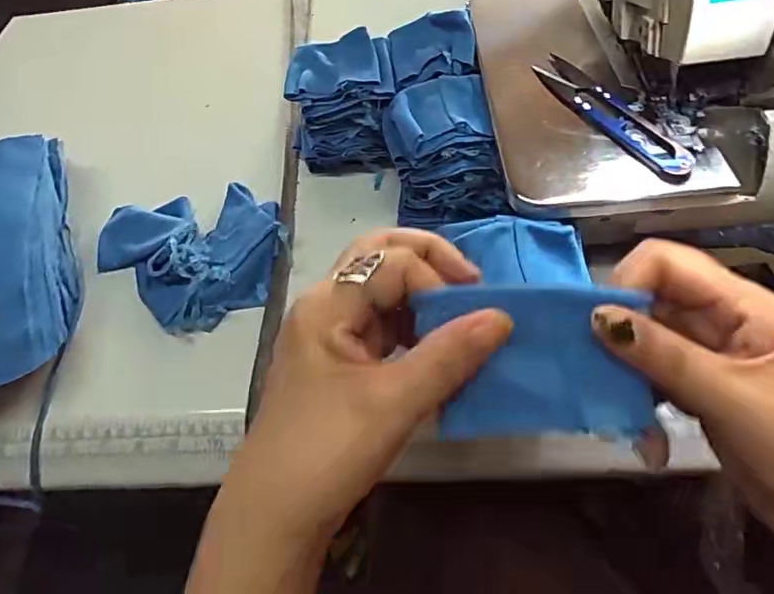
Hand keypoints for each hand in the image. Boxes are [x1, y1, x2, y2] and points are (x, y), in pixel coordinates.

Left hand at [188, 230, 510, 593]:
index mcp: (328, 303)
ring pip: (380, 285)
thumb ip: (449, 356)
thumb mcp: (394, 403)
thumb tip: (501, 316)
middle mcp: (325, 304)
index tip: (466, 318)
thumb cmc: (327, 452)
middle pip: (379, 254)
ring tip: (457, 312)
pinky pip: (380, 320)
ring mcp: (329, 331)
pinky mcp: (338, 359)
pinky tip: (435, 345)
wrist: (272, 520)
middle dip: (428, 260)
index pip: (393, 261)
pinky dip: (412, 322)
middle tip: (468, 283)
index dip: (434, 282)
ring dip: (421, 291)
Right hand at [592, 241, 773, 593]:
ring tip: (622, 418)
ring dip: (629, 379)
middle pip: (654, 302)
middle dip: (620, 334)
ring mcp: (714, 364)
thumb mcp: (736, 400)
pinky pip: (660, 386)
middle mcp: (723, 324)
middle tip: (594, 373)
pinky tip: (646, 445)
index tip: (597, 322)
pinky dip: (645, 409)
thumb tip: (597, 315)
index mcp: (741, 304)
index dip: (630, 280)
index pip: (669, 262)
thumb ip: (666, 356)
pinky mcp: (708, 402)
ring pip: (651, 346)